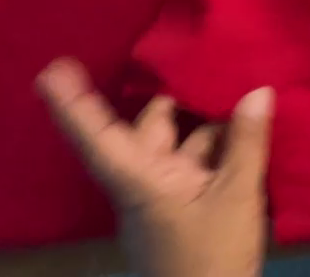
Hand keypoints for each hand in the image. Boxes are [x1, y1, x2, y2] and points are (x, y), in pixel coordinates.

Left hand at [37, 59, 272, 276]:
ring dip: (212, 116)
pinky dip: (226, 139)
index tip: (52, 71)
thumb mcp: (235, 199)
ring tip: (246, 79)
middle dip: (178, 94)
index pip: (101, 137)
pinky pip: (203, 158)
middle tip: (208, 54)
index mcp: (142, 182)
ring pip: (184, 139)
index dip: (76, 105)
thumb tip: (258, 90)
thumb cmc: (208, 264)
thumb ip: (246, 143)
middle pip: (153, 125)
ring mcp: (169, 194)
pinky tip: (255, 119)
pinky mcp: (191, 204)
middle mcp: (147, 182)